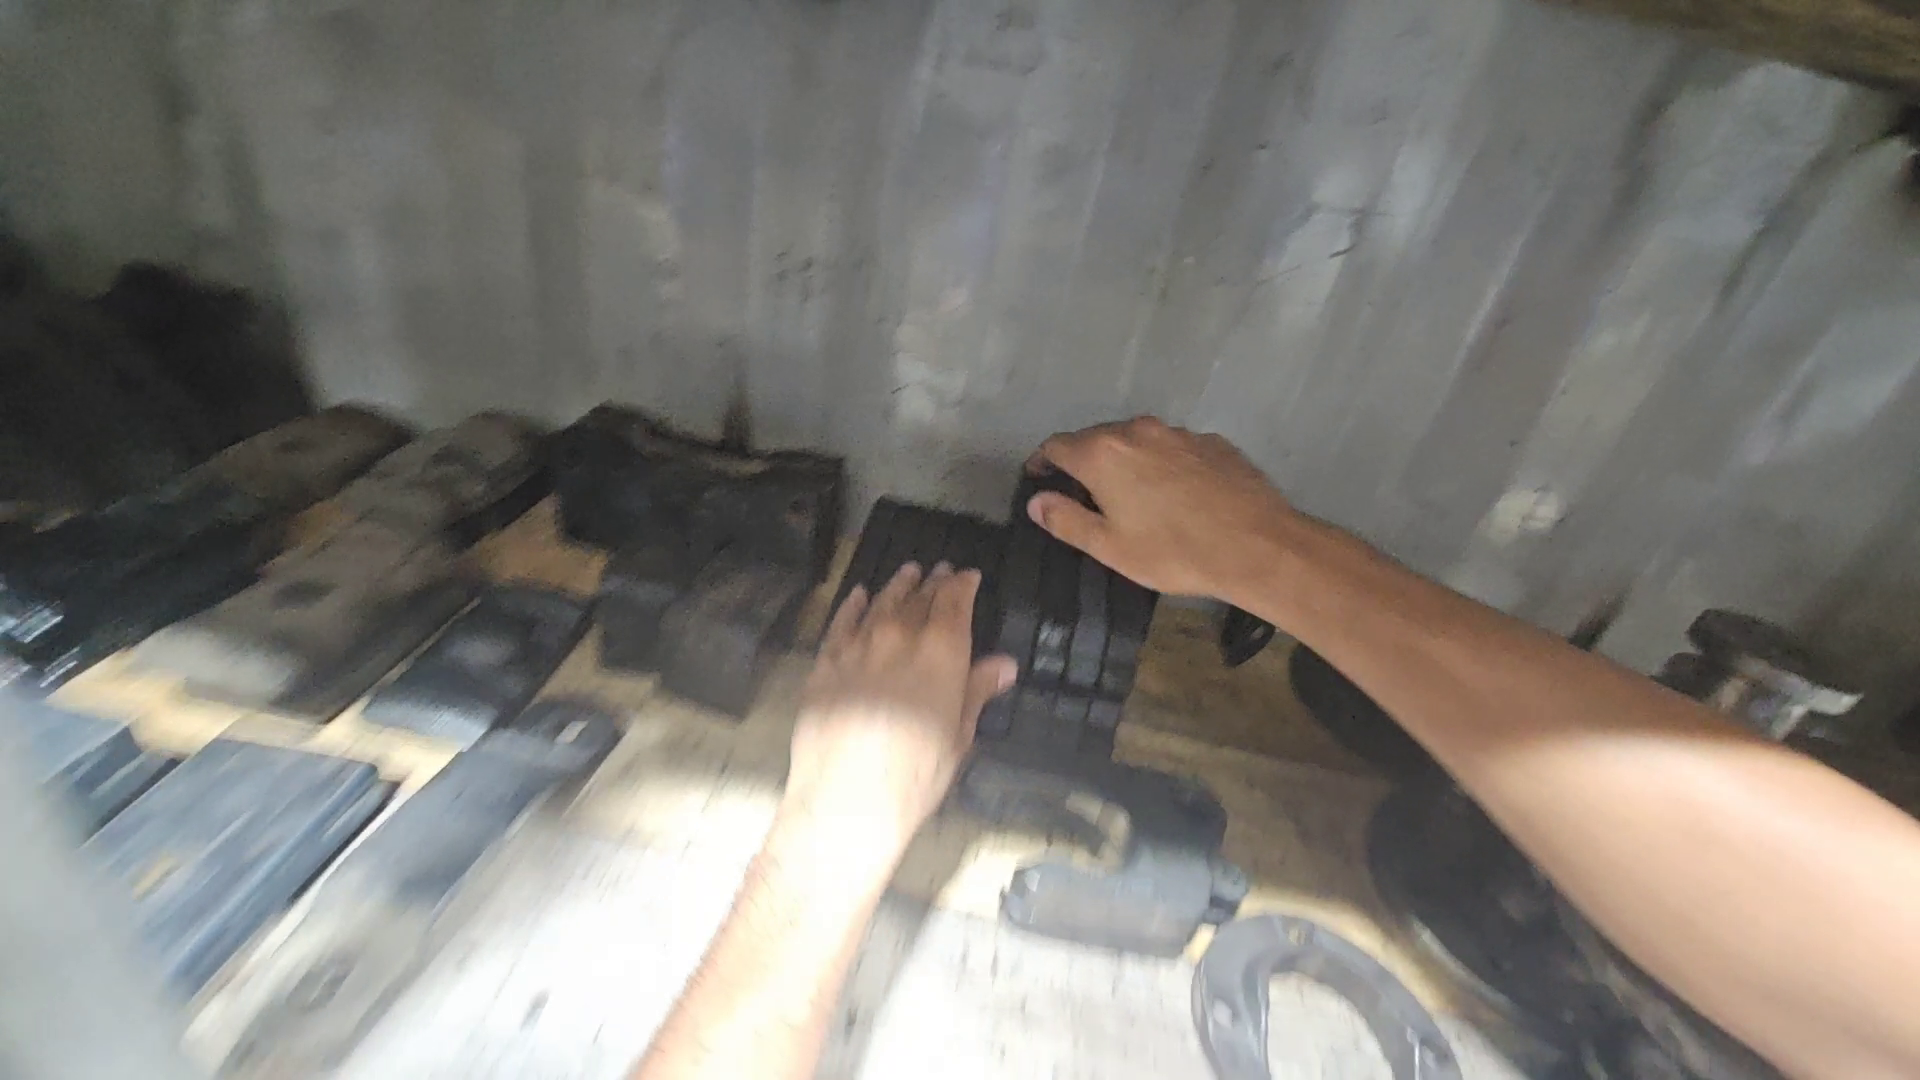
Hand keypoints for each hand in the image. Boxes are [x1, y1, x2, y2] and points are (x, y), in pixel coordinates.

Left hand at [784, 562, 1016, 851]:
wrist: (847, 798)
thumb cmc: (917, 773)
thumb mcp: (959, 734)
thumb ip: (977, 690)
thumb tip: (1004, 664)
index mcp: (941, 650)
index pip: (955, 602)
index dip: (962, 585)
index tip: (968, 576)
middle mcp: (900, 635)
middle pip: (919, 598)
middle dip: (933, 583)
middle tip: (940, 571)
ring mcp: (858, 645)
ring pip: (881, 602)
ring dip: (897, 585)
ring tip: (908, 572)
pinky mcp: (825, 661)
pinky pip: (841, 622)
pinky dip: (853, 604)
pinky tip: (859, 595)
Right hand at [1026, 416, 1296, 601]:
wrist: (1256, 545)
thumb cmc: (1173, 551)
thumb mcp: (1110, 546)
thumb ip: (1066, 520)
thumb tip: (1037, 501)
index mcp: (1103, 454)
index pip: (1058, 445)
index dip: (1042, 461)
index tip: (1038, 476)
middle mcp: (1137, 431)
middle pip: (1096, 438)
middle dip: (1083, 460)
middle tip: (1081, 491)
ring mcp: (1178, 433)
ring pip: (1137, 440)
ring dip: (1124, 460)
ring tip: (1129, 492)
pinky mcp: (1211, 442)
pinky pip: (1172, 448)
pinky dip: (1161, 463)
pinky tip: (1174, 493)